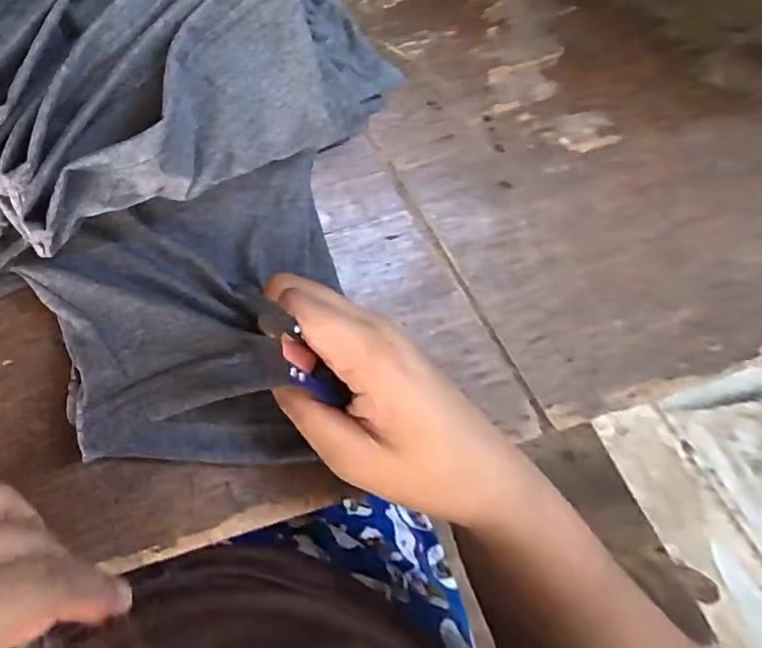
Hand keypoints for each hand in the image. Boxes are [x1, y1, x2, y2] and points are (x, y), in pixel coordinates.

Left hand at [0, 484, 131, 647]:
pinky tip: (5, 542)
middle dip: (71, 563)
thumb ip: (22, 637)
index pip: (44, 580)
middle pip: (28, 537)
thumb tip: (66, 620)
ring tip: (53, 563)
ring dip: (37, 528)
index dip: (92, 589)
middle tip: (94, 594)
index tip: (118, 600)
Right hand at [266, 274, 546, 530]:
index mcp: (366, 350)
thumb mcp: (350, 459)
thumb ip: (301, 407)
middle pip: (297, 286)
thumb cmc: (422, 472)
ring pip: (312, 296)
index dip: (272, 325)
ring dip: (299, 329)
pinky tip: (337, 378)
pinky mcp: (384, 331)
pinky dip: (316, 333)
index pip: (294, 298)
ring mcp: (380, 322)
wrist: (489, 475)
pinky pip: (330, 311)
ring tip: (321, 382)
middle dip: (280, 322)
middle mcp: (371, 322)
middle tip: (302, 375)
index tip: (287, 369)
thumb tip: (276, 369)